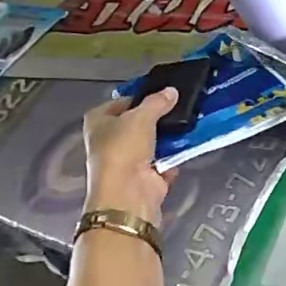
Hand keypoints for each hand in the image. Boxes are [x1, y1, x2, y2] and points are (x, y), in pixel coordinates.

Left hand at [82, 90, 175, 225]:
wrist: (128, 194)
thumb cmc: (124, 148)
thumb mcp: (141, 117)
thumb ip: (157, 102)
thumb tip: (171, 91)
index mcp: (98, 121)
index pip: (121, 103)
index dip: (141, 98)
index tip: (164, 96)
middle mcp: (109, 141)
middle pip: (137, 125)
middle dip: (157, 120)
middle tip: (179, 110)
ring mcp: (126, 162)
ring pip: (151, 145)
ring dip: (167, 140)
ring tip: (187, 127)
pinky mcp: (143, 180)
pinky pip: (161, 165)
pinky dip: (172, 162)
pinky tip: (185, 151)